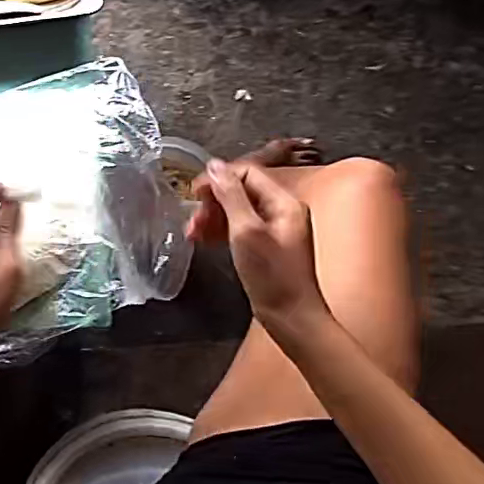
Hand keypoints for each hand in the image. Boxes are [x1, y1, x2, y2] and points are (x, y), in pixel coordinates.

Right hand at [202, 160, 329, 328]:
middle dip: (213, 202)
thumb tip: (214, 165)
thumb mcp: (246, 231)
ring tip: (192, 233)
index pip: (247, 173)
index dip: (218, 179)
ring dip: (213, 217)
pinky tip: (204, 240)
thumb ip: (230, 196)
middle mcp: (282, 211)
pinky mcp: (266, 247)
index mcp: (284, 202)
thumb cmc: (271, 276)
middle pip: (241, 191)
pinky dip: (221, 231)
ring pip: (237, 211)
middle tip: (193, 220)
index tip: (193, 193)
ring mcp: (275, 230)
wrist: (291, 318)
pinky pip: (240, 228)